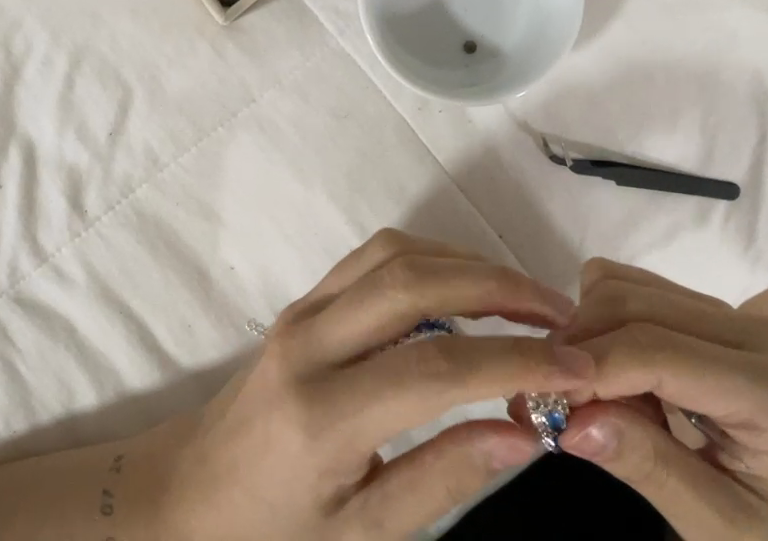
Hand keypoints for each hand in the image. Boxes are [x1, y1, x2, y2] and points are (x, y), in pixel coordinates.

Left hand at [149, 229, 599, 540]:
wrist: (189, 490)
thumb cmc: (272, 526)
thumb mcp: (359, 533)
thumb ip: (443, 480)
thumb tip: (525, 433)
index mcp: (322, 414)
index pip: (436, 369)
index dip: (514, 361)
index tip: (578, 367)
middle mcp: (309, 342)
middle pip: (414, 283)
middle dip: (498, 288)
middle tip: (563, 316)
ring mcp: (302, 311)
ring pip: (394, 254)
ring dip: (466, 262)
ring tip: (526, 297)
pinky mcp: (303, 300)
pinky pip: (373, 257)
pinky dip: (431, 257)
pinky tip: (467, 284)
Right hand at [555, 259, 767, 540]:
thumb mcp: (720, 528)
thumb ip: (649, 468)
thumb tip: (570, 422)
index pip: (658, 350)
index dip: (591, 367)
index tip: (540, 401)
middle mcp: (757, 336)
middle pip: (632, 303)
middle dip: (577, 346)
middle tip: (547, 402)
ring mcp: (732, 317)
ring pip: (624, 286)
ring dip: (586, 333)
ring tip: (586, 395)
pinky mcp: (710, 314)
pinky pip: (631, 289)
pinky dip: (601, 323)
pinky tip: (612, 375)